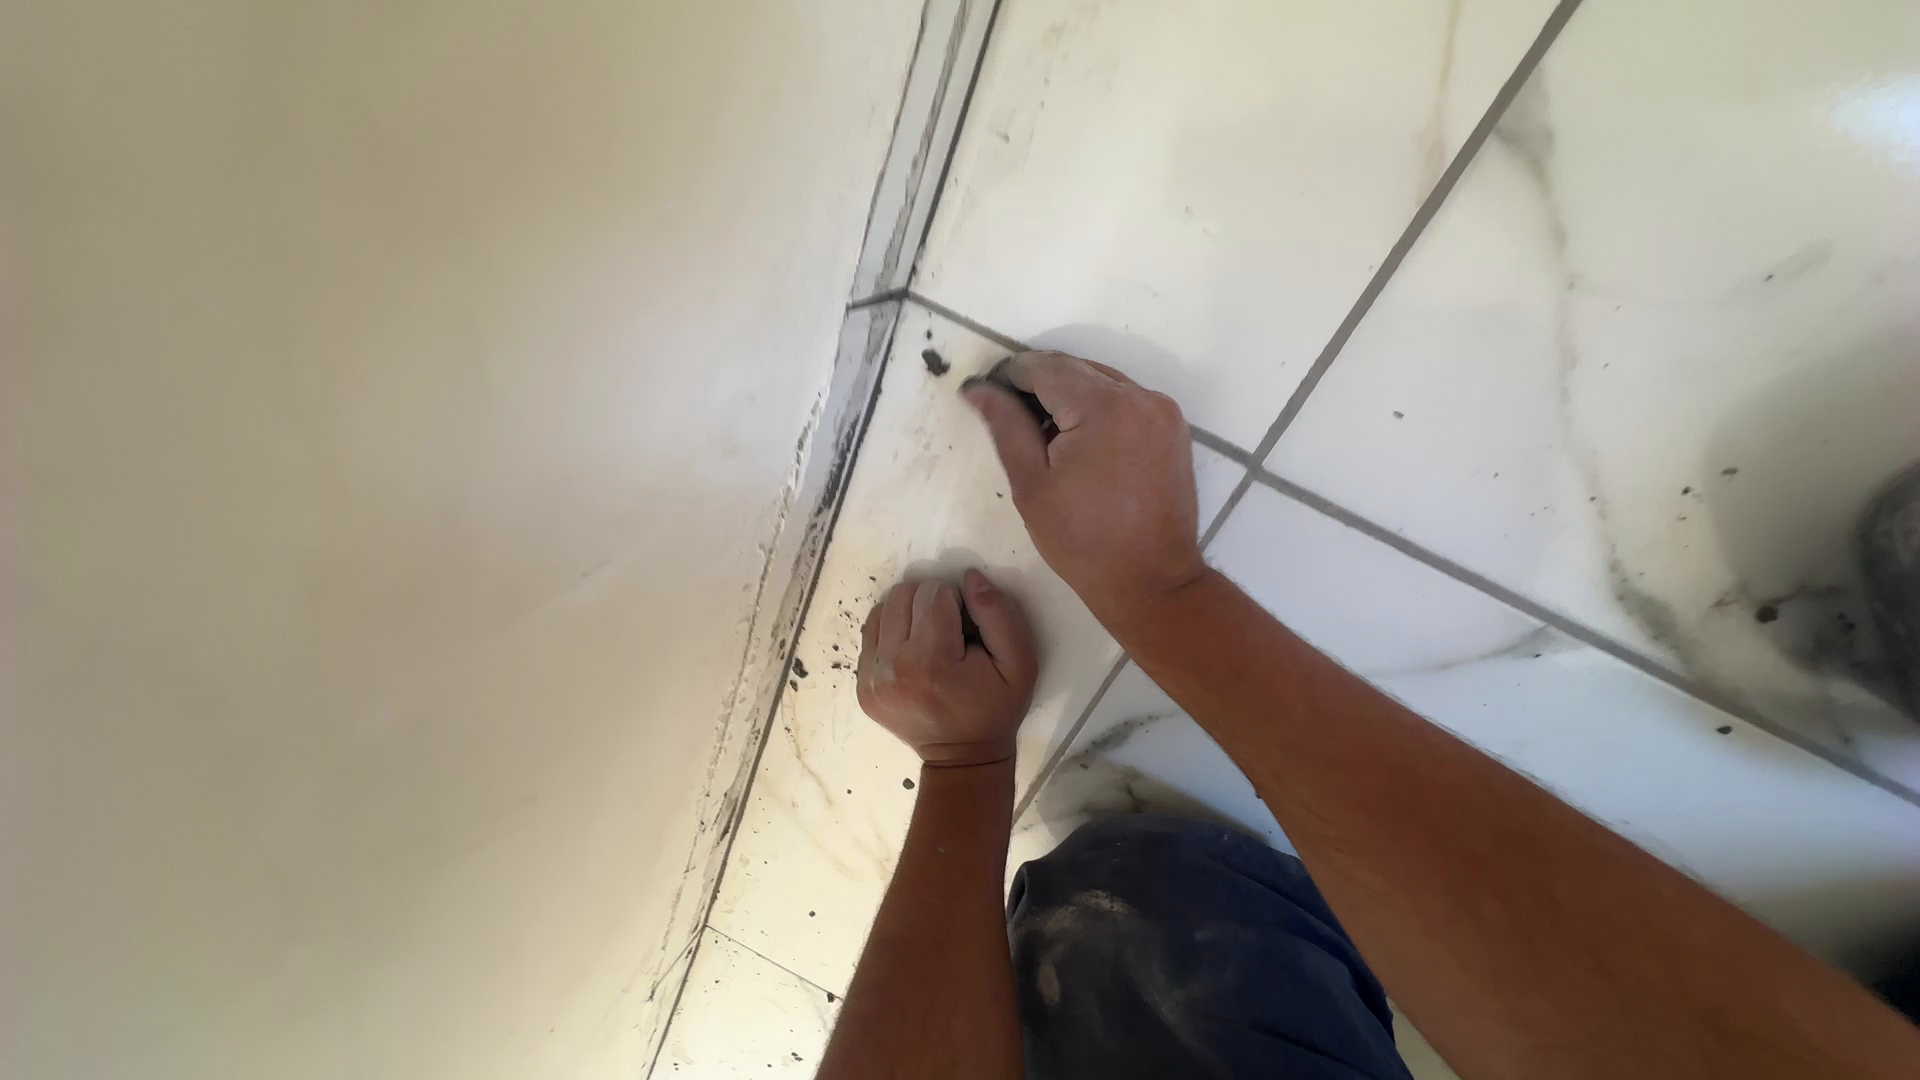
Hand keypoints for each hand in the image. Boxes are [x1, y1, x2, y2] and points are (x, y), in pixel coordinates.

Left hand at [856, 570, 1037, 767]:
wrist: (962, 758)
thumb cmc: (995, 709)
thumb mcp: (1020, 663)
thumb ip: (999, 614)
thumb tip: (969, 578)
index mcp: (931, 661)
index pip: (934, 593)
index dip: (957, 603)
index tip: (967, 631)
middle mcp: (892, 667)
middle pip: (904, 594)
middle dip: (930, 603)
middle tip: (949, 632)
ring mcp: (871, 678)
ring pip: (884, 608)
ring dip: (908, 614)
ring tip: (929, 639)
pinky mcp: (861, 685)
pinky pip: (871, 632)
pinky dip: (893, 632)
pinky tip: (912, 652)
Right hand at [963, 351, 1206, 628]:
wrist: (1150, 580)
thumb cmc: (1082, 540)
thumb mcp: (1031, 484)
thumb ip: (1006, 426)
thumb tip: (979, 389)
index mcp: (1105, 407)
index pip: (1047, 368)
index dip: (1010, 374)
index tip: (984, 390)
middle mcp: (1141, 397)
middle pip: (1076, 370)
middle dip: (1038, 384)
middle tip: (1005, 412)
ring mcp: (1162, 412)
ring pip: (1102, 382)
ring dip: (1068, 395)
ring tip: (1039, 432)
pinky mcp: (1172, 429)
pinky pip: (1125, 402)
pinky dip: (1096, 409)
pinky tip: (1076, 441)